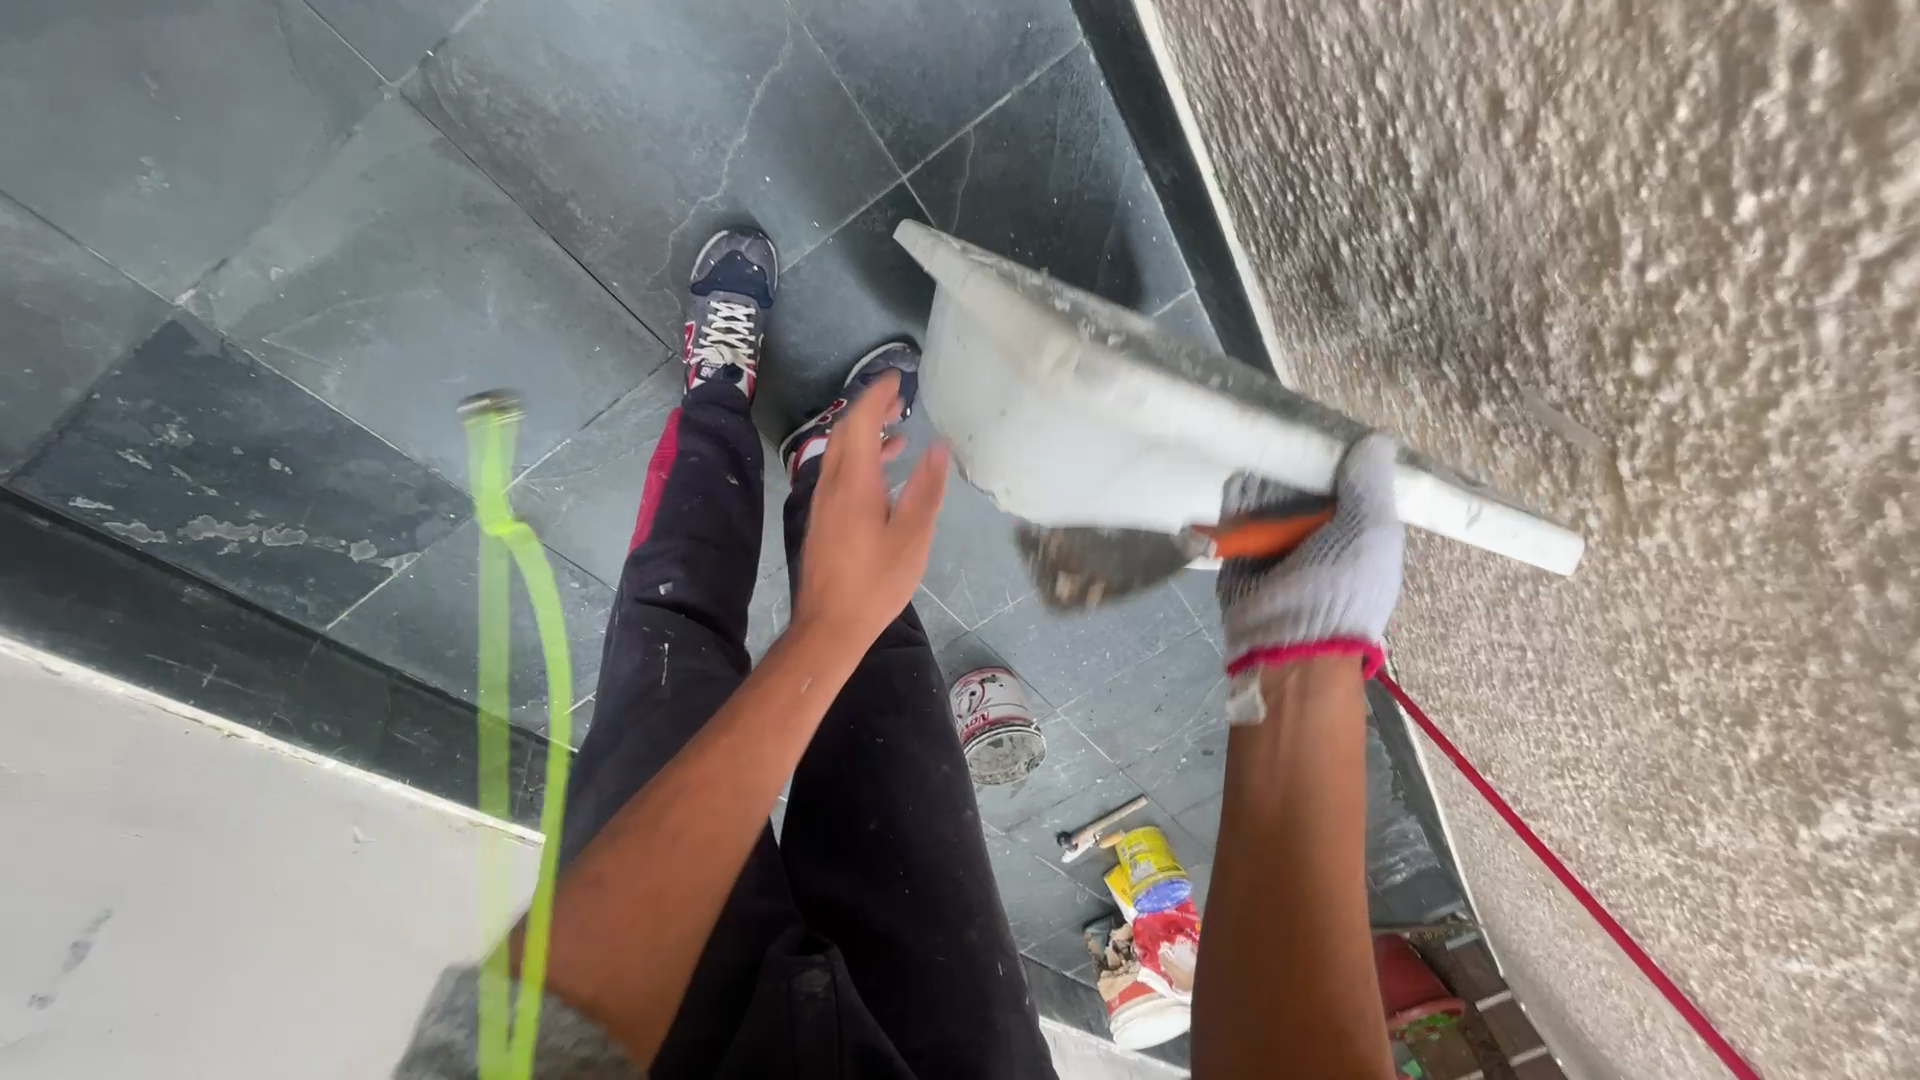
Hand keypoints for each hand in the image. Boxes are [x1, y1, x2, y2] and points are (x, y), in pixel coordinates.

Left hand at [791, 370, 949, 646]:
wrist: (830, 624)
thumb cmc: (877, 582)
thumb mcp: (913, 537)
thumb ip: (926, 490)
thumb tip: (938, 448)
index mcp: (855, 482)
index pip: (861, 422)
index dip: (877, 395)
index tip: (897, 377)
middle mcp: (832, 483)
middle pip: (846, 431)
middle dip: (871, 408)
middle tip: (900, 398)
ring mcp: (823, 501)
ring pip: (840, 451)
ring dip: (865, 433)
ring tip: (898, 429)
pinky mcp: (823, 517)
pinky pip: (839, 471)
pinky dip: (860, 458)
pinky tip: (882, 472)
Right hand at [1216, 434, 1402, 720]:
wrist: (1291, 640)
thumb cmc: (1342, 585)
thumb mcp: (1372, 531)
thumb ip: (1369, 485)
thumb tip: (1376, 439)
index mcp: (1355, 539)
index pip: (1344, 492)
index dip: (1334, 465)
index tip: (1321, 435)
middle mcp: (1315, 544)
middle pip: (1300, 495)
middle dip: (1291, 470)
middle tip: (1282, 434)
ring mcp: (1275, 553)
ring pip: (1265, 505)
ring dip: (1260, 480)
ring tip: (1254, 445)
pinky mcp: (1238, 561)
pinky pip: (1234, 523)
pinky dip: (1234, 501)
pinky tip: (1237, 475)